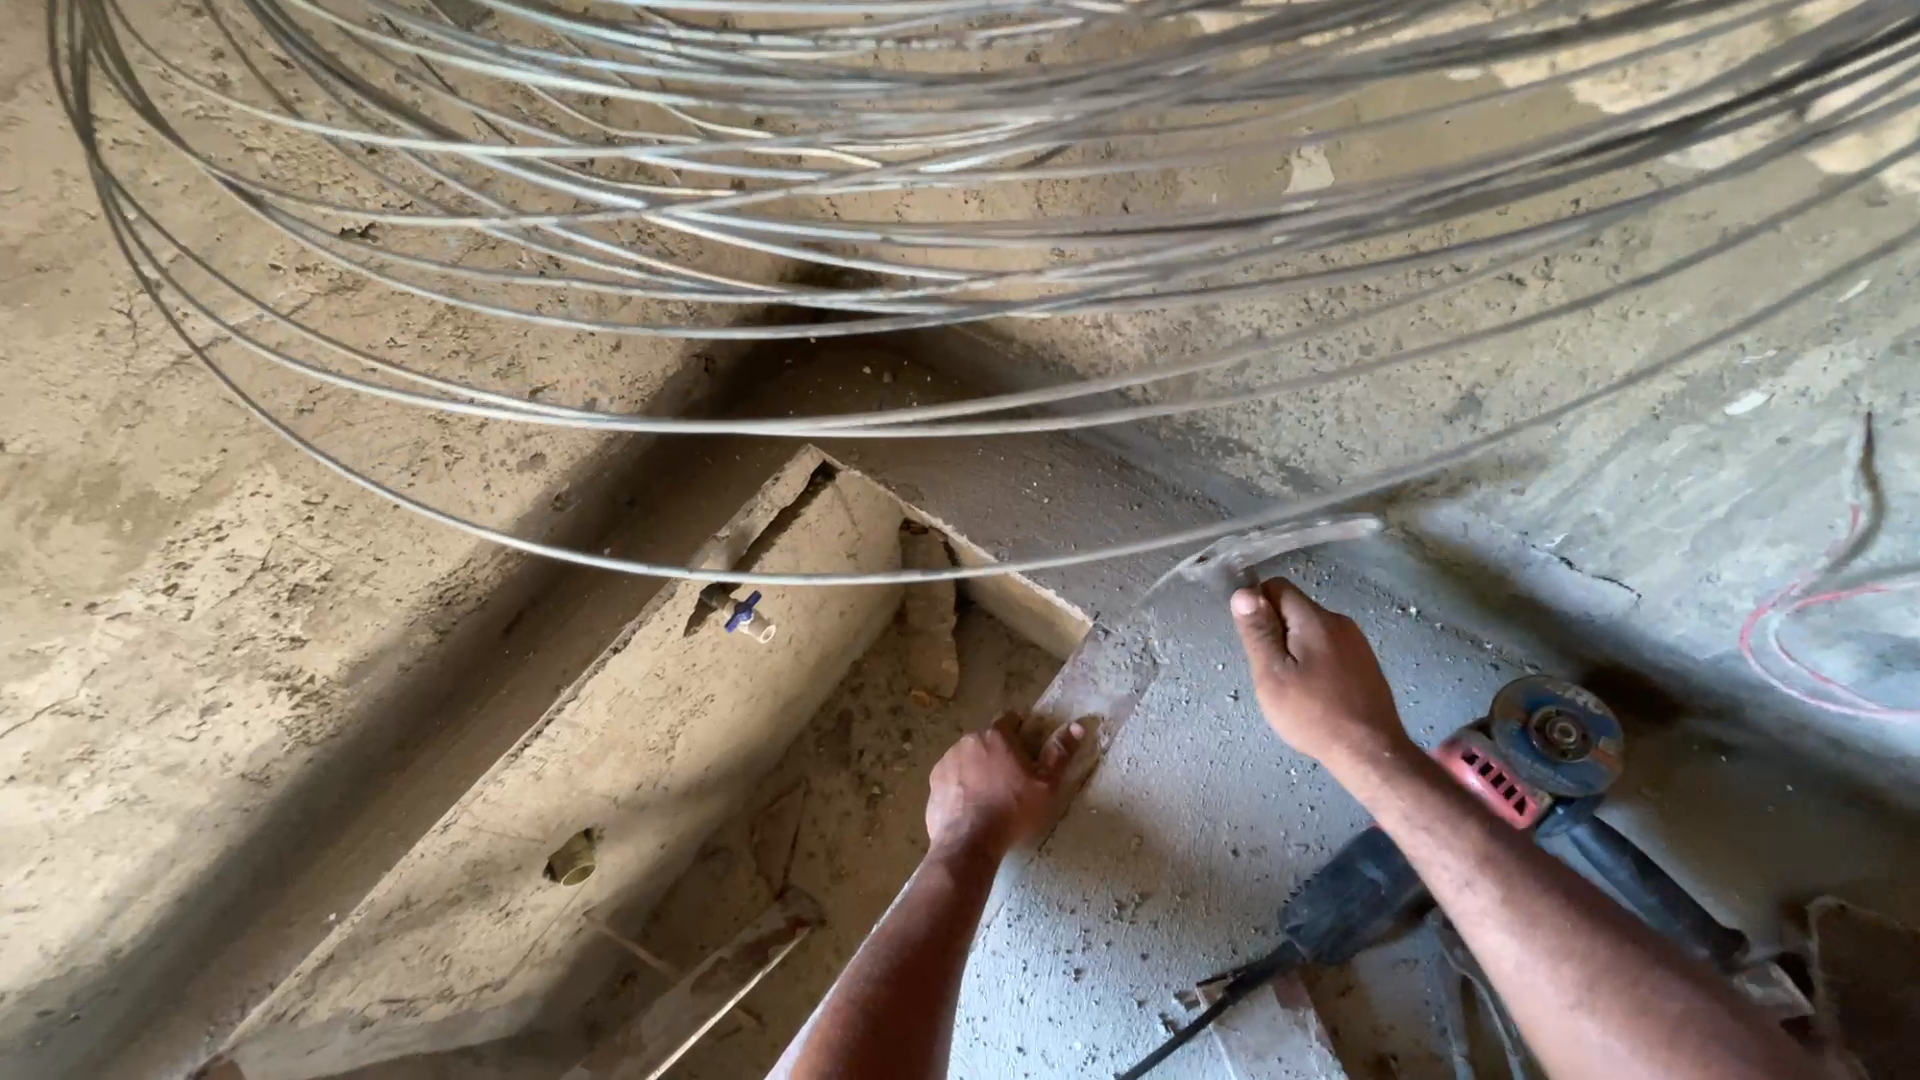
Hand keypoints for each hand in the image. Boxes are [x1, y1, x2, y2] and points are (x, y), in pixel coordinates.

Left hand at [925, 713, 1083, 861]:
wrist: (968, 842)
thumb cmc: (1012, 811)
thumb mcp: (1045, 785)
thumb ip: (1060, 753)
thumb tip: (1078, 726)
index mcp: (996, 735)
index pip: (1010, 719)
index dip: (1020, 733)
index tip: (1026, 753)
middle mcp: (968, 740)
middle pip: (988, 739)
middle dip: (998, 752)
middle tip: (1010, 780)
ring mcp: (948, 759)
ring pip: (968, 756)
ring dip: (977, 768)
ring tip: (989, 797)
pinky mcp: (934, 780)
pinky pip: (952, 776)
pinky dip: (960, 785)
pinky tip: (970, 806)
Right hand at [1230, 577, 1413, 768]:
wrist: (1370, 752)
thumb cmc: (1313, 714)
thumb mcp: (1272, 674)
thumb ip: (1258, 631)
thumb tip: (1243, 592)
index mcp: (1315, 619)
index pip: (1276, 587)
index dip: (1257, 608)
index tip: (1256, 644)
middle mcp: (1339, 622)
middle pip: (1293, 609)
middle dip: (1275, 632)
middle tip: (1272, 672)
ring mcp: (1356, 642)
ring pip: (1310, 630)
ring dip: (1294, 649)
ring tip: (1293, 687)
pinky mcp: (1364, 662)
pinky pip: (1328, 647)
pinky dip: (1314, 662)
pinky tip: (1315, 693)